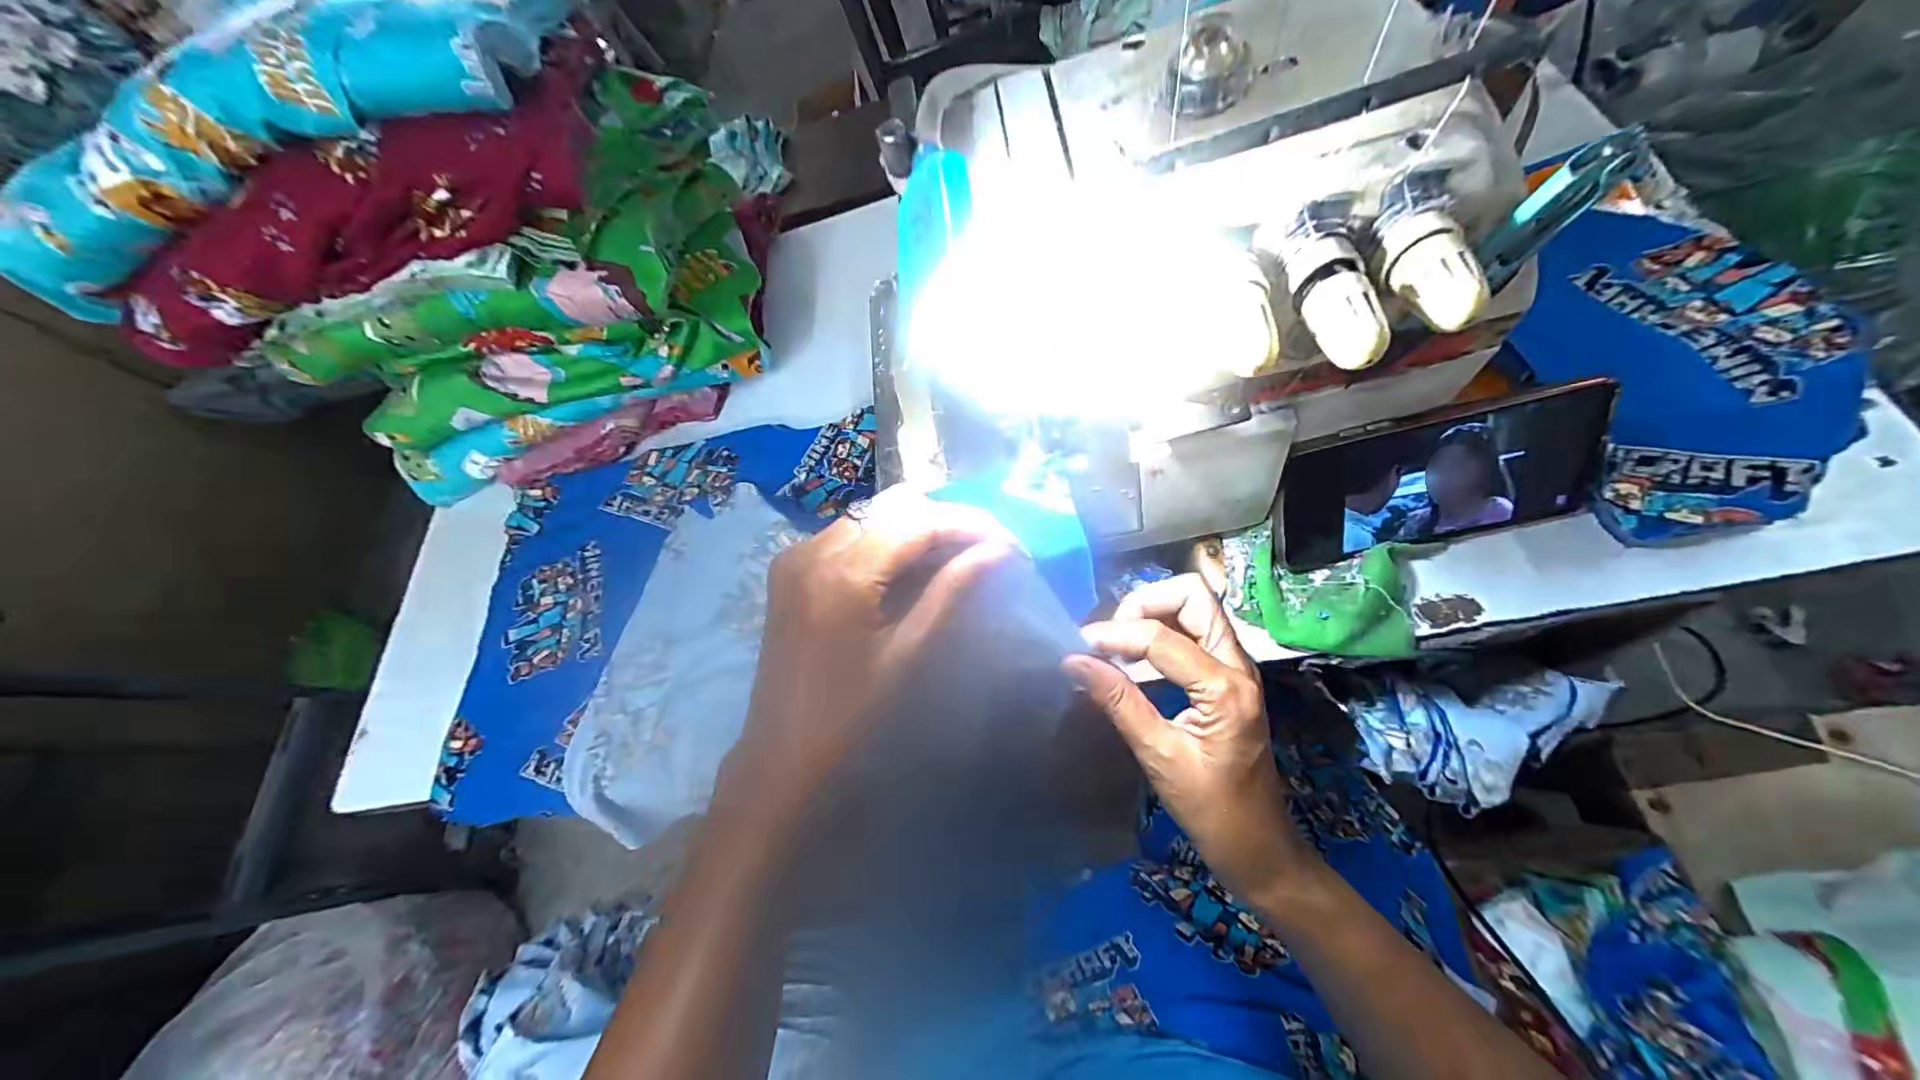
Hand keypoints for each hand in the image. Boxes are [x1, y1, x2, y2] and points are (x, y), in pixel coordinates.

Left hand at [723, 489, 1014, 817]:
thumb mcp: (910, 657)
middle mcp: (813, 549)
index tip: (1013, 549)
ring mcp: (795, 560)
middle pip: (894, 510)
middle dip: (946, 524)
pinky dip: (885, 545)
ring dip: (916, 532)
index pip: (920, 519)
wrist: (783, 766)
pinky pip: (847, 538)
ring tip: (957, 563)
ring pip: (871, 519)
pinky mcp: (789, 576)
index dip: (972, 525)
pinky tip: (910, 574)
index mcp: (843, 570)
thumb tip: (1000, 550)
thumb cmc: (851, 721)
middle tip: (989, 556)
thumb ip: (953, 594)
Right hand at [1062, 575, 1313, 899]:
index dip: (1115, 635)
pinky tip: (1136, 660)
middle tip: (1111, 634)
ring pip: (1197, 609)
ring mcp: (1238, 669)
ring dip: (1155, 613)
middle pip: (1194, 596)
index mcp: (1225, 689)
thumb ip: (1118, 702)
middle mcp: (1238, 666)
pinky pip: (1197, 632)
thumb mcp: (1158, 756)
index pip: (1161, 638)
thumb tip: (1075, 662)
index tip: (1079, 645)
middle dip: (1145, 603)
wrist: (1258, 844)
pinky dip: (1164, 631)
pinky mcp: (1230, 678)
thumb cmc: (1211, 809)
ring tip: (1118, 645)